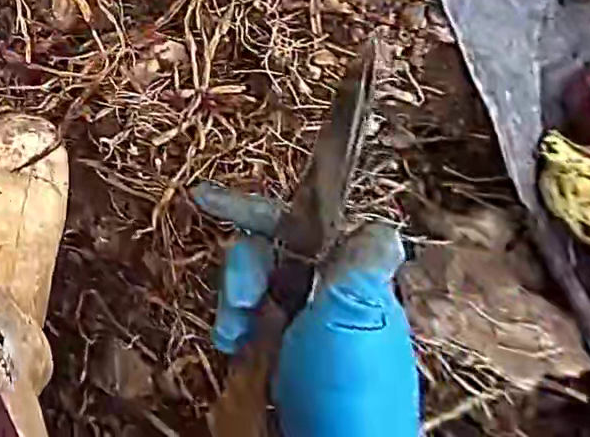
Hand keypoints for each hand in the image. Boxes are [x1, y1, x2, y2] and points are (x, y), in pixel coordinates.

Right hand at [215, 223, 419, 436]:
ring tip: (233, 335)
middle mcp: (324, 297)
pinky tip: (230, 346)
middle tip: (239, 301)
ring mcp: (297, 327)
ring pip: (248, 281)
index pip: (299, 225)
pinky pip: (241, 317)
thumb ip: (360, 268)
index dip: (256, 211)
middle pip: (265, 251)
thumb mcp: (354, 320)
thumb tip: (384, 227)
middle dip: (243, 266)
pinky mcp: (274, 354)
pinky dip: (230, 324)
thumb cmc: (346, 389)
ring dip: (232, 299)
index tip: (205, 199)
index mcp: (350, 283)